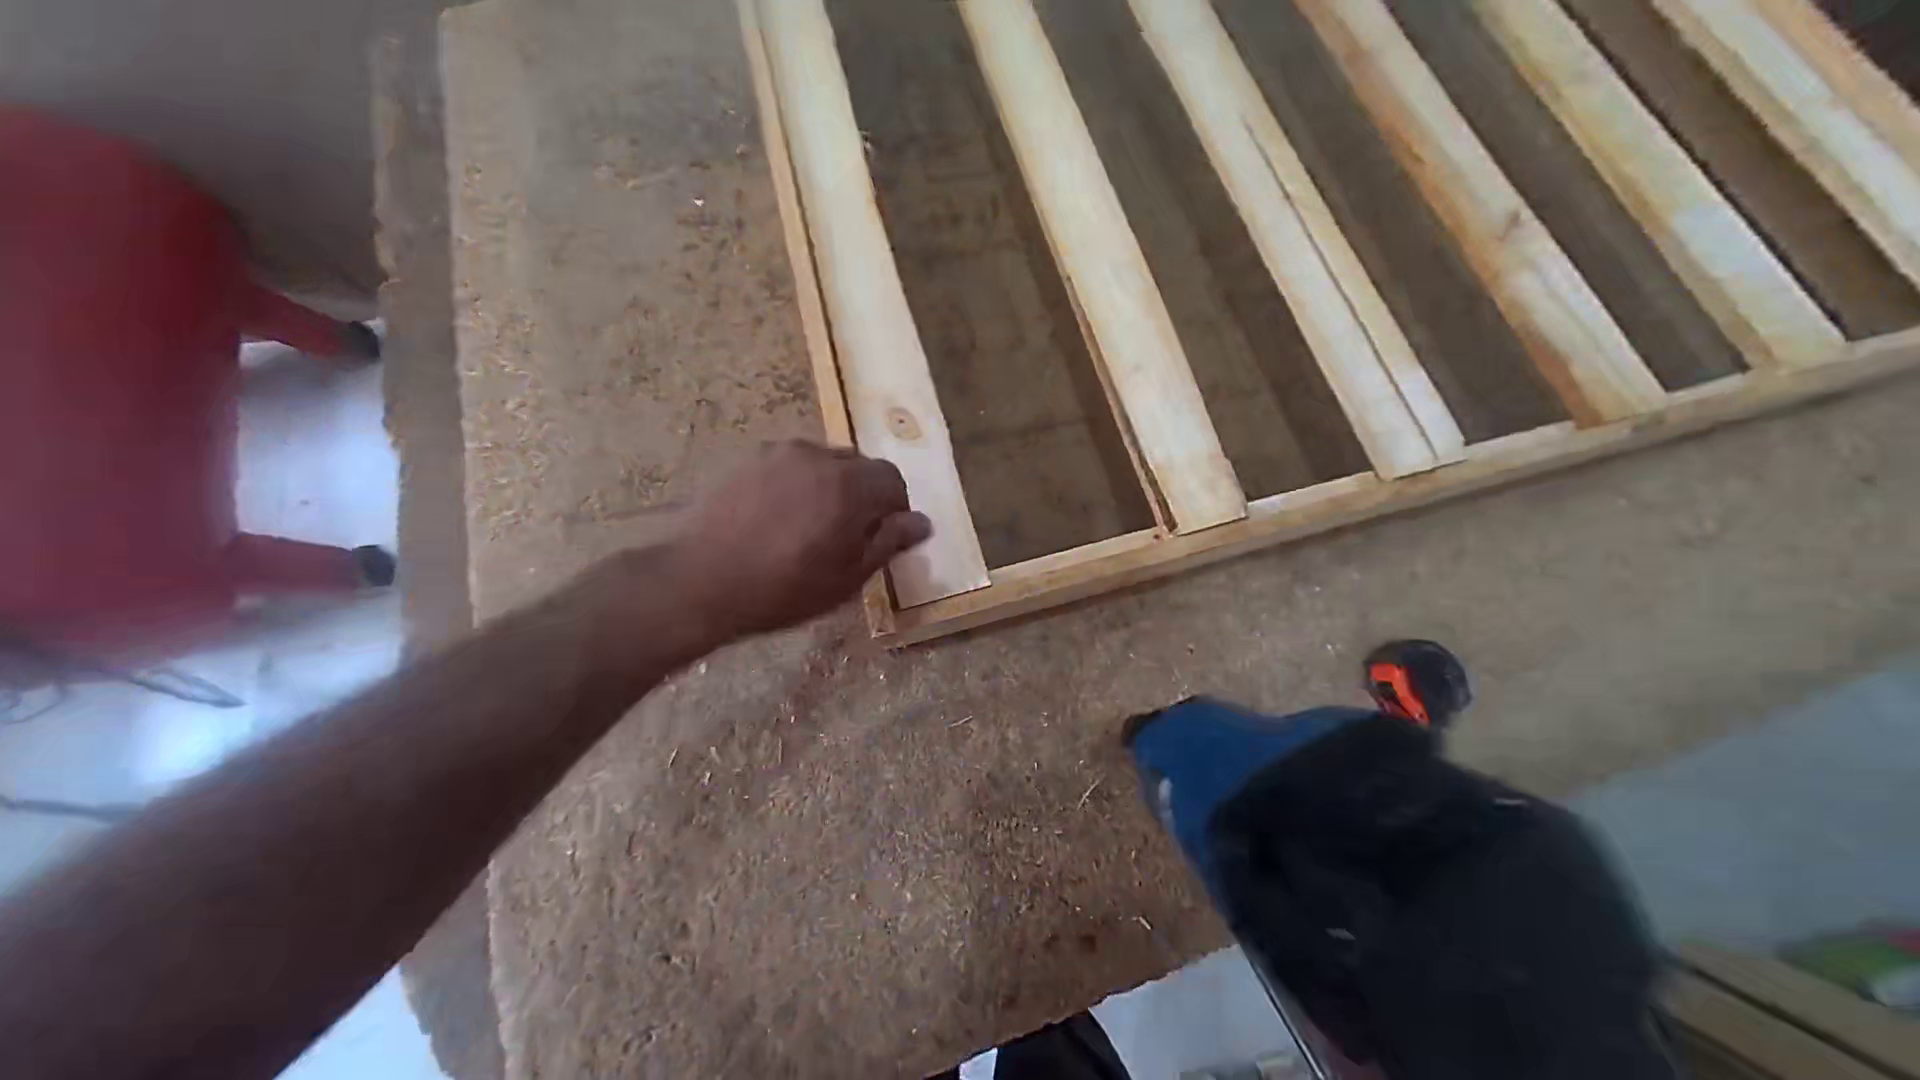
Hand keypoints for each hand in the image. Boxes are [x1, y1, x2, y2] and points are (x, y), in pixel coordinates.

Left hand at [666, 441, 931, 639]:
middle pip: (859, 466)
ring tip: (808, 525)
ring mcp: (779, 453)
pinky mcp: (748, 458)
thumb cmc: (783, 589)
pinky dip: (798, 483)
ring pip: (824, 462)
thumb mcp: (847, 577)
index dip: (894, 508)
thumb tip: (922, 522)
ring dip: (830, 486)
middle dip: (863, 495)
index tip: (881, 537)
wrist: (699, 581)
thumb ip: (888, 542)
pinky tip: (778, 516)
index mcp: (849, 485)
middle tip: (846, 534)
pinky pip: (791, 464)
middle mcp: (817, 457)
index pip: (892, 480)